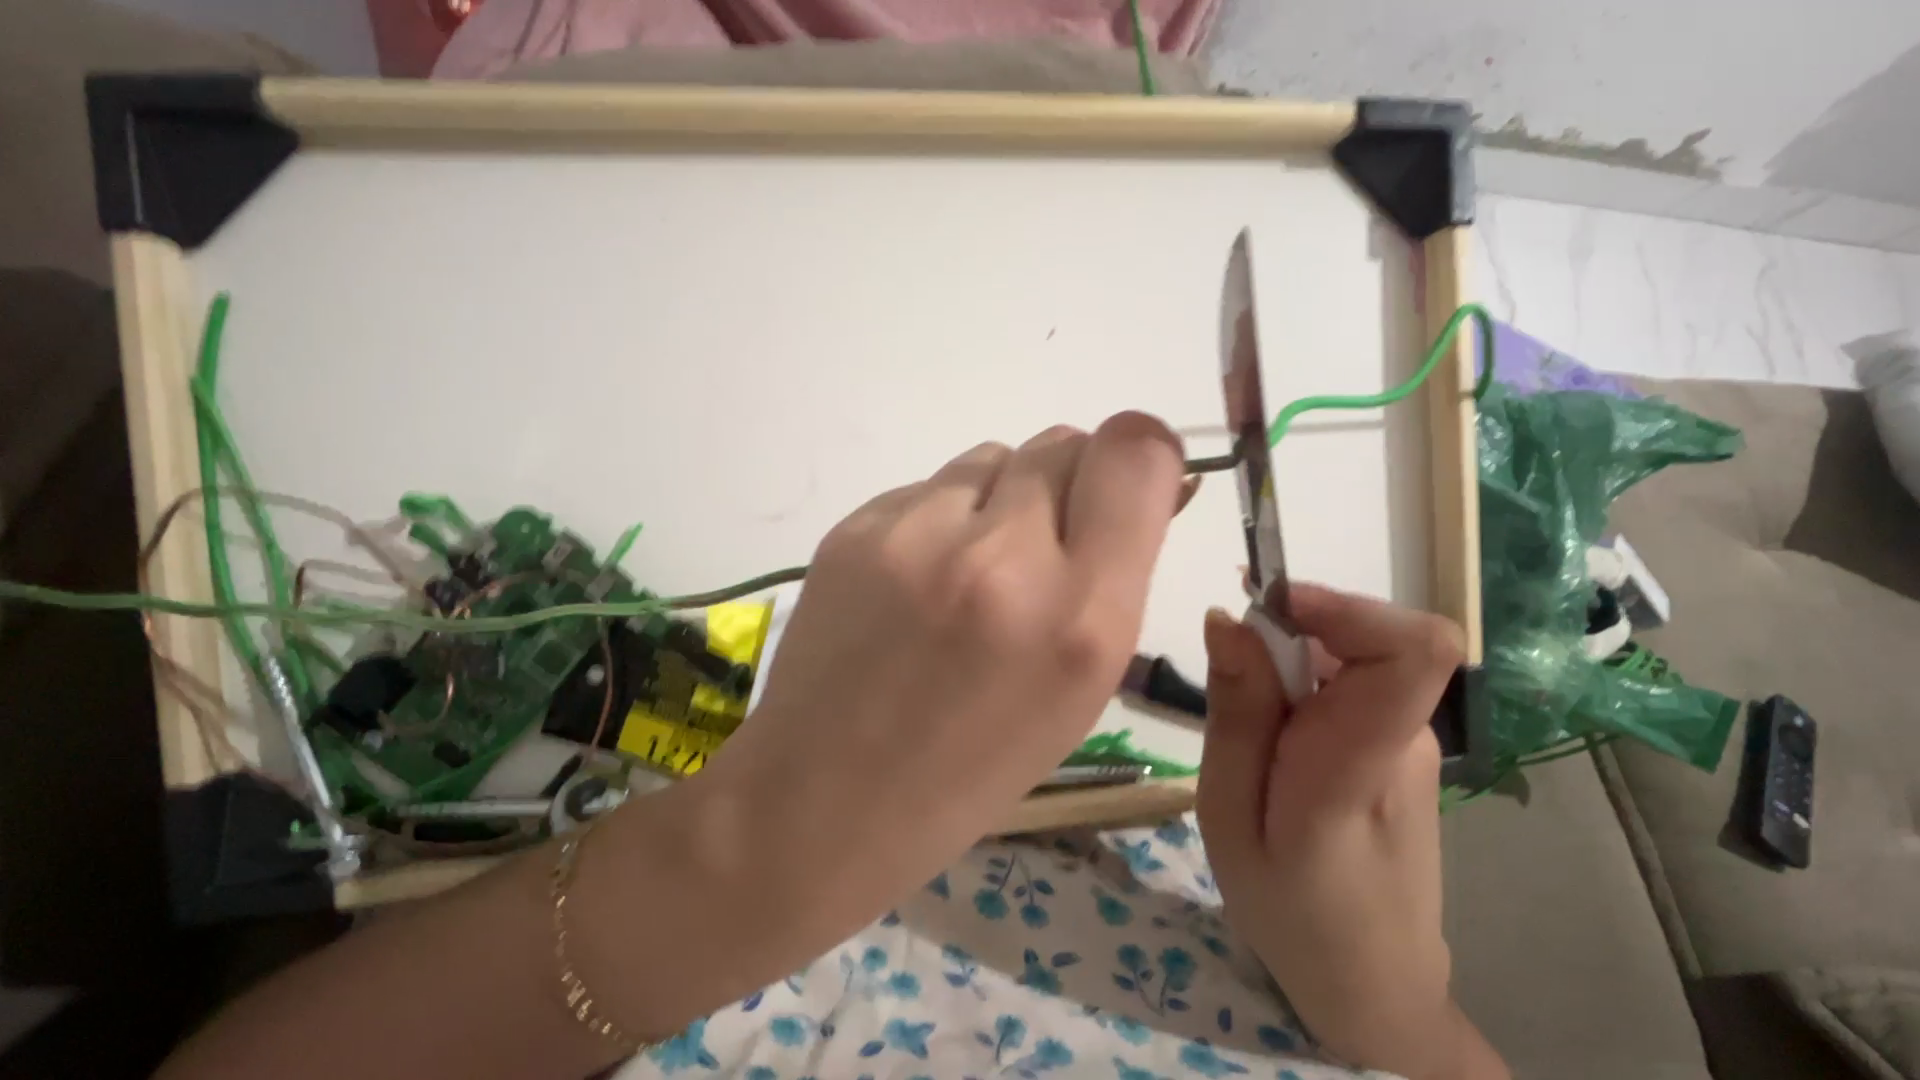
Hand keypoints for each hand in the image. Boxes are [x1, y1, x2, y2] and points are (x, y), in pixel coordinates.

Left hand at [698, 413, 1186, 939]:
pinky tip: (911, 582)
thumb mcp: (1079, 694)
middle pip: (1066, 442)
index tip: (1125, 492)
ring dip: (1001, 499)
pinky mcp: (855, 526)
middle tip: (1039, 550)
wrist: (825, 798)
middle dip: (1070, 484)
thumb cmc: (971, 771)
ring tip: (966, 573)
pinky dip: (939, 519)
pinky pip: (928, 487)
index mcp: (1080, 618)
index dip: (1140, 458)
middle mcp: (1002, 559)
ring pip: (995, 456)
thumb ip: (1114, 580)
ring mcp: (917, 535)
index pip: (1133, 452)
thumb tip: (1147, 486)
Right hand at [1197, 586, 1506, 1079]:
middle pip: (1369, 637)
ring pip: (1351, 659)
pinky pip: (1351, 687)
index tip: (1266, 606)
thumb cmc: (1287, 909)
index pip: (1416, 649)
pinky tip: (1273, 747)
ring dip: (1288, 665)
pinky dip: (1302, 690)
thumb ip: (1235, 713)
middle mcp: (1404, 735)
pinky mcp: (1403, 747)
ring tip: (1245, 731)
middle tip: (1227, 675)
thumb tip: (1228, 616)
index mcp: (1361, 760)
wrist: (1370, 981)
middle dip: (1288, 631)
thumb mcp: (1229, 816)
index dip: (1344, 605)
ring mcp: (1411, 740)